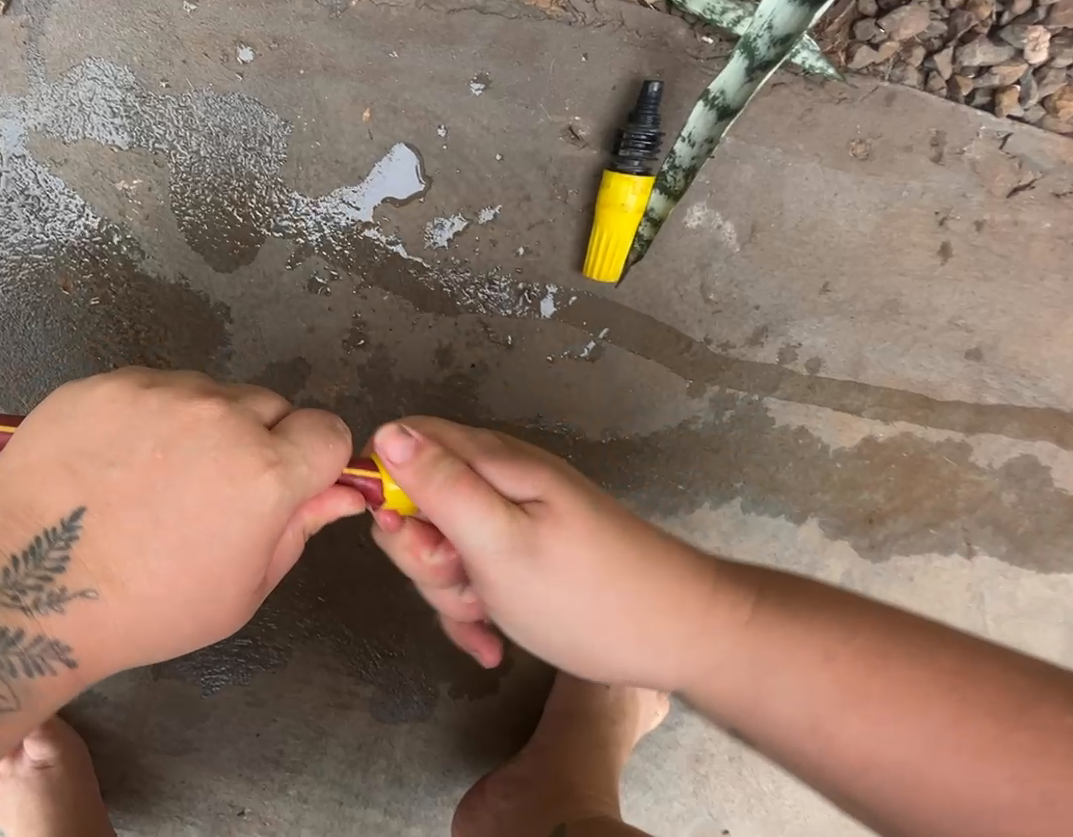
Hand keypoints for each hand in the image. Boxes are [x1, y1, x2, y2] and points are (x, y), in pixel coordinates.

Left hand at [0, 368, 363, 676]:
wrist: (24, 584)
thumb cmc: (143, 608)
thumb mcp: (239, 592)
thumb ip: (298, 530)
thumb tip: (340, 491)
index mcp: (266, 471)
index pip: (328, 429)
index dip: (314, 458)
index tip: (289, 481)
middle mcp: (220, 414)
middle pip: (269, 405)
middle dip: (257, 439)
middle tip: (210, 487)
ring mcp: (159, 389)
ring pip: (208, 393)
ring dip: (199, 423)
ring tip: (150, 475)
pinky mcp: (108, 379)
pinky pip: (152, 387)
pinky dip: (147, 415)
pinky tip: (112, 459)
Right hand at [368, 418, 753, 690]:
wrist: (688, 638)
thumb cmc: (586, 595)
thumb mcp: (499, 542)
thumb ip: (439, 486)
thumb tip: (385, 433)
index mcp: (489, 461)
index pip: (402, 441)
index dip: (385, 486)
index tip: (407, 538)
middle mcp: (496, 478)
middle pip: (416, 498)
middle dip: (422, 550)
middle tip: (460, 580)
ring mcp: (511, 514)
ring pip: (440, 541)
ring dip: (447, 586)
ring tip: (486, 616)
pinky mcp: (523, 548)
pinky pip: (471, 567)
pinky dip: (470, 603)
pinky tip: (490, 639)